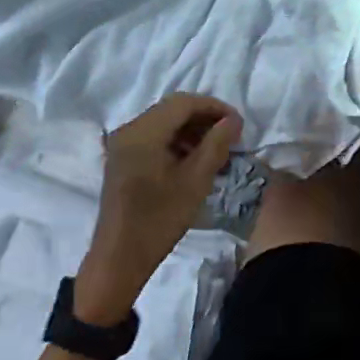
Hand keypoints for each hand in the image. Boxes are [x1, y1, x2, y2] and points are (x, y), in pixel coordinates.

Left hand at [76, 93, 242, 324]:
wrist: (120, 256)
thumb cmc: (160, 219)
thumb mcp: (195, 181)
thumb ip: (216, 145)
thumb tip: (233, 120)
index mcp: (143, 132)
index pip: (183, 102)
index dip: (214, 107)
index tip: (238, 123)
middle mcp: (128, 130)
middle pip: (171, 110)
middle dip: (203, 119)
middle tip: (230, 137)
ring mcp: (122, 144)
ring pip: (163, 123)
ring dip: (191, 131)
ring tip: (216, 151)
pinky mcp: (122, 159)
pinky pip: (152, 138)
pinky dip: (175, 142)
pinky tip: (194, 161)